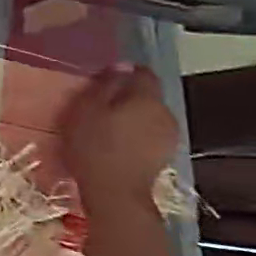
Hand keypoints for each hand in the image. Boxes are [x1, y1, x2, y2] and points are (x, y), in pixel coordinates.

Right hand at [59, 65, 177, 209]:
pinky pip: (150, 133)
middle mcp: (165, 113)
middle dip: (127, 97)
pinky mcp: (165, 154)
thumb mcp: (86, 110)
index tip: (104, 80)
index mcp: (146, 99)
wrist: (114, 191)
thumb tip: (122, 65)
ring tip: (106, 127)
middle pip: (147, 96)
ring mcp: (169, 135)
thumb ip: (106, 85)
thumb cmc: (93, 145)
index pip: (143, 74)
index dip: (125, 72)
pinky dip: (136, 133)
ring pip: (150, 115)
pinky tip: (118, 143)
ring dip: (132, 116)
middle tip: (98, 106)